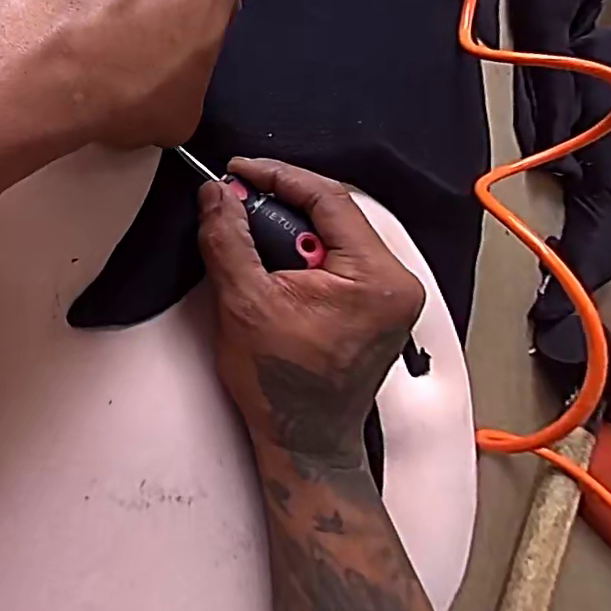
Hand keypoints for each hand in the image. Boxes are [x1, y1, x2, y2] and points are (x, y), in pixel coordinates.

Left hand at [0, 0, 240, 149]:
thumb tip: (169, 101)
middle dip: (150, 3)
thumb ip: (189, 88)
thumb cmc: (116, 84)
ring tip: (87, 38)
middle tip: (127, 48)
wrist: (47, 73)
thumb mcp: (182, 114)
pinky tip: (60, 23)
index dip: (192, 30)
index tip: (172, 53)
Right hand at [197, 158, 423, 470]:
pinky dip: (297, 251)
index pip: (328, 198)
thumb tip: (216, 195)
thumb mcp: (243, 302)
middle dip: (278, 203)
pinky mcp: (371, 307)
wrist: (302, 440)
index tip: (239, 170)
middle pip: (331, 214)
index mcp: (375, 279)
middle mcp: (393, 283)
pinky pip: (333, 258)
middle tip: (234, 203)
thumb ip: (227, 240)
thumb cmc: (281, 386)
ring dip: (284, 228)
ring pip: (330, 235)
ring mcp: (386, 297)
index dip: (276, 175)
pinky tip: (268, 261)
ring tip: (246, 239)